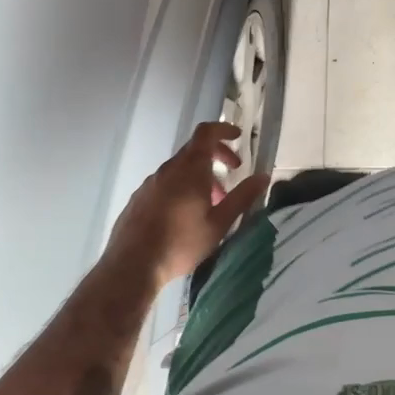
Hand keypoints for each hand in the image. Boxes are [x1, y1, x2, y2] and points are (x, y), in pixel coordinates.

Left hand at [108, 122, 270, 289]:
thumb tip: (263, 176)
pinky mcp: (138, 198)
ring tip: (212, 202)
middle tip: (233, 173)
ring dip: (200, 176)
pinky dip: (181, 187)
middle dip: (217, 156)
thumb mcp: (219, 223)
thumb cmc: (181, 243)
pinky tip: (185, 215)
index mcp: (190, 169)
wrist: (131, 265)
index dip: (224, 129)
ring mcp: (150, 183)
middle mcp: (168, 169)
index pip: (206, 133)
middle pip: (194, 150)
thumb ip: (243, 197)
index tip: (239, 137)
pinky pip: (165, 183)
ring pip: (180, 169)